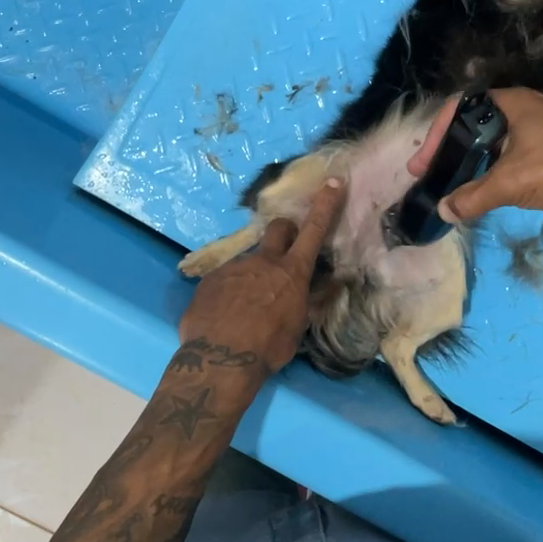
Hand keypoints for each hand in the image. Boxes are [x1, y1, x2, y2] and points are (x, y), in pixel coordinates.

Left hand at [179, 179, 345, 372]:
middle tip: (283, 251)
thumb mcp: (297, 328)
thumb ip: (305, 302)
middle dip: (284, 232)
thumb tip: (323, 288)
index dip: (325, 205)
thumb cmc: (268, 348)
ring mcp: (234, 267)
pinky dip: (228, 292)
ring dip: (252, 276)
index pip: (313, 230)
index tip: (332, 182)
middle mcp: (263, 261)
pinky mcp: (210, 279)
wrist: (220, 359)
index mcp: (292, 272)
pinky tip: (225, 315)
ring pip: (249, 262)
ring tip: (245, 308)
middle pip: (278, 228)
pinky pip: (225, 280)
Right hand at [408, 88, 542, 224]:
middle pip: (476, 126)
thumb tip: (444, 210)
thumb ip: (472, 197)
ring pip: (498, 144)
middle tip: (434, 175)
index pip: (459, 109)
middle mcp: (527, 108)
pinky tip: (493, 195)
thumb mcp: (510, 183)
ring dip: (476, 165)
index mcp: (512, 102)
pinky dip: (499, 173)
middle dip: (452, 151)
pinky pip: (518, 158)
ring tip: (459, 188)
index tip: (422, 164)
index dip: (436, 135)